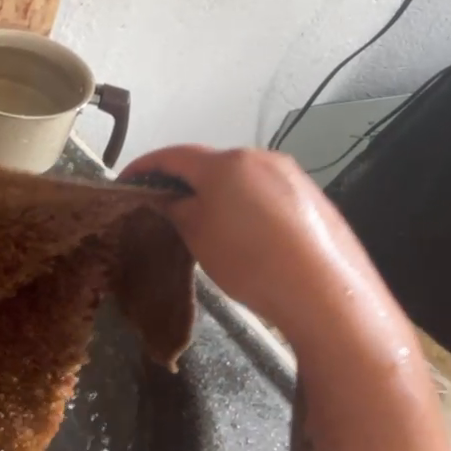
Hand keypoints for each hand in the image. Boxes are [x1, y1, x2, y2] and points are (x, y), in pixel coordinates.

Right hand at [121, 146, 409, 343]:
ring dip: (213, 191)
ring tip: (199, 219)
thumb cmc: (249, 260)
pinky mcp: (312, 198)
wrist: (325, 295)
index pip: (172, 154)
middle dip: (180, 180)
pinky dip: (242, 203)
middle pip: (208, 163)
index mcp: (226, 163)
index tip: (124, 182)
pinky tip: (241, 232)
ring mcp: (291, 176)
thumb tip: (168, 198)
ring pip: (238, 177)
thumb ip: (175, 207)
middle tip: (161, 204)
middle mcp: (260, 158)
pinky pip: (264, 191)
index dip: (143, 166)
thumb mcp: (196, 235)